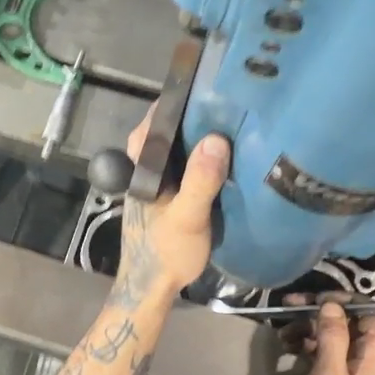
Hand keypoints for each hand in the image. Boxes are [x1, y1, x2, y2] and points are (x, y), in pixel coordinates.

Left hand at [114, 110, 229, 300]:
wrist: (152, 288)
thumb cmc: (165, 252)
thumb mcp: (188, 216)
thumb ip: (200, 180)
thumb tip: (216, 139)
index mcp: (141, 168)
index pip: (153, 122)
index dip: (176, 102)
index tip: (207, 86)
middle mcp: (144, 170)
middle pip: (165, 132)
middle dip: (191, 117)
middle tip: (228, 103)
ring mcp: (155, 184)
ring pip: (174, 151)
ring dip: (197, 138)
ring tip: (232, 123)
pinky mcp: (167, 198)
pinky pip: (183, 168)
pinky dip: (200, 160)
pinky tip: (225, 159)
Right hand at [294, 298, 374, 374]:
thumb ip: (332, 337)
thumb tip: (332, 306)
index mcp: (374, 357)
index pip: (372, 314)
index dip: (348, 301)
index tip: (318, 298)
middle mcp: (370, 362)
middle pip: (350, 325)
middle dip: (321, 314)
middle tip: (290, 307)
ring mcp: (356, 374)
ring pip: (336, 340)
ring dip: (310, 331)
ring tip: (282, 332)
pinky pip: (329, 356)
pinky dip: (310, 348)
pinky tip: (288, 348)